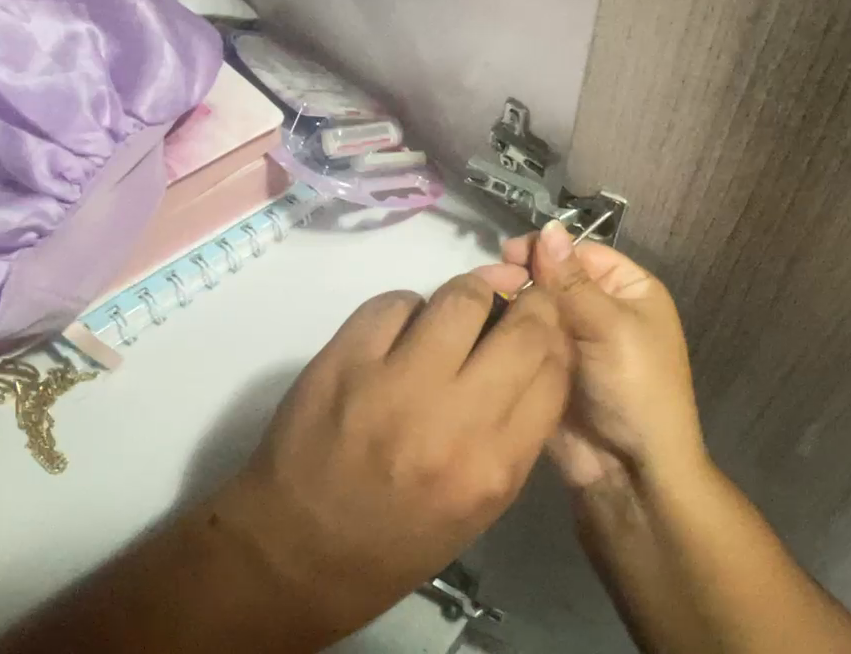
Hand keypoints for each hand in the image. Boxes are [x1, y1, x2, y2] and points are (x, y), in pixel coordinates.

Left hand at [214, 271, 569, 643]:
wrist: (294, 556)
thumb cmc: (400, 538)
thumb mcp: (483, 502)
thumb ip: (520, 425)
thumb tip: (539, 344)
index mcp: (493, 468)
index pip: (556, 369)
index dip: (556, 335)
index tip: (545, 326)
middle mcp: (452, 423)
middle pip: (524, 327)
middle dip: (528, 304)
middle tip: (514, 303)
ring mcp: (393, 387)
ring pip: (461, 297)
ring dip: (470, 295)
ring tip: (459, 313)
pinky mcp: (342, 362)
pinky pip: (396, 301)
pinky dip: (409, 307)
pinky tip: (403, 331)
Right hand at [496, 222, 706, 491]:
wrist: (630, 471)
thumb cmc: (635, 387)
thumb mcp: (608, 326)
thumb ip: (570, 280)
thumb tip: (548, 227)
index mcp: (630, 291)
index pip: (582, 253)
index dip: (547, 250)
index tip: (505, 252)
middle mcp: (603, 311)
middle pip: (556, 280)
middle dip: (524, 279)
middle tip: (486, 283)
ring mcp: (575, 344)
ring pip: (537, 312)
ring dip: (512, 309)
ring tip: (477, 308)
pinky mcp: (551, 373)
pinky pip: (526, 345)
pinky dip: (507, 339)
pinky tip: (479, 334)